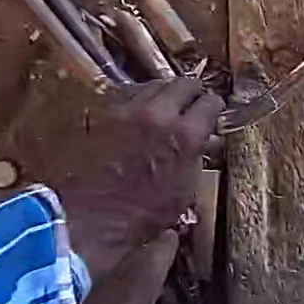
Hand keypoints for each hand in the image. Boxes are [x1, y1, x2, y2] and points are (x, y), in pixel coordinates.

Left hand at [52, 78, 220, 282]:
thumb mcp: (184, 190)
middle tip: (193, 101)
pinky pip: (130, 95)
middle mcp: (159, 114)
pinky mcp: (105, 113)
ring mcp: (129, 110)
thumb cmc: (141, 215)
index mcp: (185, 135)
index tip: (213, 110)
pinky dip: (141, 100)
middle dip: (192, 92)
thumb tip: (201, 141)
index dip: (214, 106)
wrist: (89, 219)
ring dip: (165, 93)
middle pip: (184, 84)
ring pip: (155, 84)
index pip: (210, 103)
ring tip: (166, 106)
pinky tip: (140, 114)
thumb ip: (195, 157)